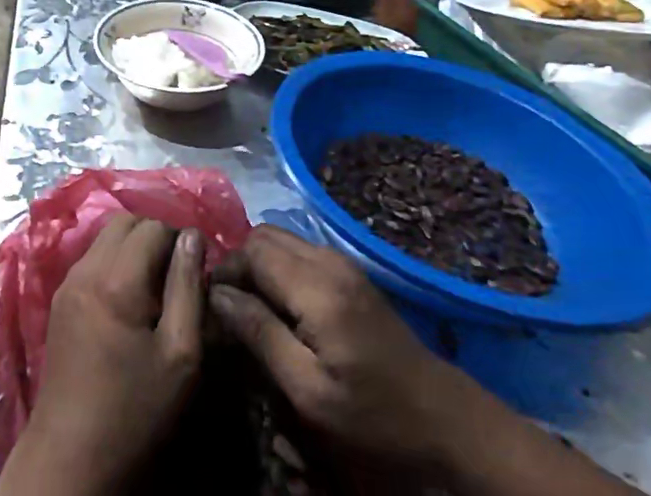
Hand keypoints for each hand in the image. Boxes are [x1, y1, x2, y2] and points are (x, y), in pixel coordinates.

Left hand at [0, 214, 205, 495]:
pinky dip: (115, 260)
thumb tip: (193, 237)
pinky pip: (92, 257)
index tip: (196, 270)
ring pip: (106, 236)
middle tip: (176, 272)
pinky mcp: (60, 298)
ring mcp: (67, 282)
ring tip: (156, 285)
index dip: (180, 240)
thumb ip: (188, 288)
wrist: (70, 454)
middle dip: (156, 235)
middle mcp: (86, 269)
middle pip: (125, 221)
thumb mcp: (180, 354)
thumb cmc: (135, 409)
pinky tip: (129, 297)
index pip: (154, 227)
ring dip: (134, 246)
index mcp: (116, 280)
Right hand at [209, 225, 505, 482]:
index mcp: (316, 286)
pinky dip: (279, 268)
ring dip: (258, 264)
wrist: (440, 413)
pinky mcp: (350, 273)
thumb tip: (216, 294)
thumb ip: (260, 334)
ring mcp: (343, 263)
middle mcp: (329, 260)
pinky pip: (301, 253)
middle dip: (239, 263)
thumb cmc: (371, 411)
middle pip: (265, 236)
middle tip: (227, 306)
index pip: (252, 250)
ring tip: (248, 307)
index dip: (225, 270)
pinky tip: (278, 305)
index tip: (210, 304)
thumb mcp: (307, 388)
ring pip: (283, 240)